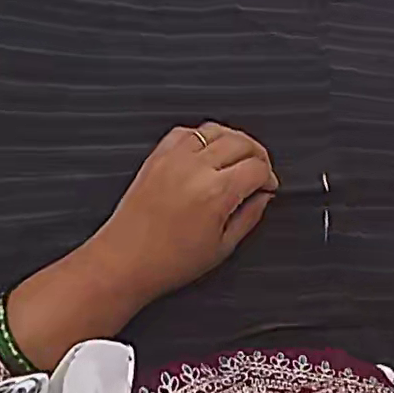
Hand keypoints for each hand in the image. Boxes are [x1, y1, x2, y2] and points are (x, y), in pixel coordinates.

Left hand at [81, 123, 278, 304]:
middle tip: (259, 170)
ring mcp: (174, 159)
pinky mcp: (156, 157)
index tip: (267, 186)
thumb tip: (263, 197)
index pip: (257, 168)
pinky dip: (201, 136)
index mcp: (216, 193)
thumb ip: (250, 216)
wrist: (124, 262)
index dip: (269, 177)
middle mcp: (195, 170)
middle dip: (258, 155)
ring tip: (237, 157)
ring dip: (233, 140)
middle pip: (242, 142)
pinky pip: (185, 132)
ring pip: (216, 130)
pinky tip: (206, 150)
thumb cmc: (167, 261)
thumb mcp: (223, 247)